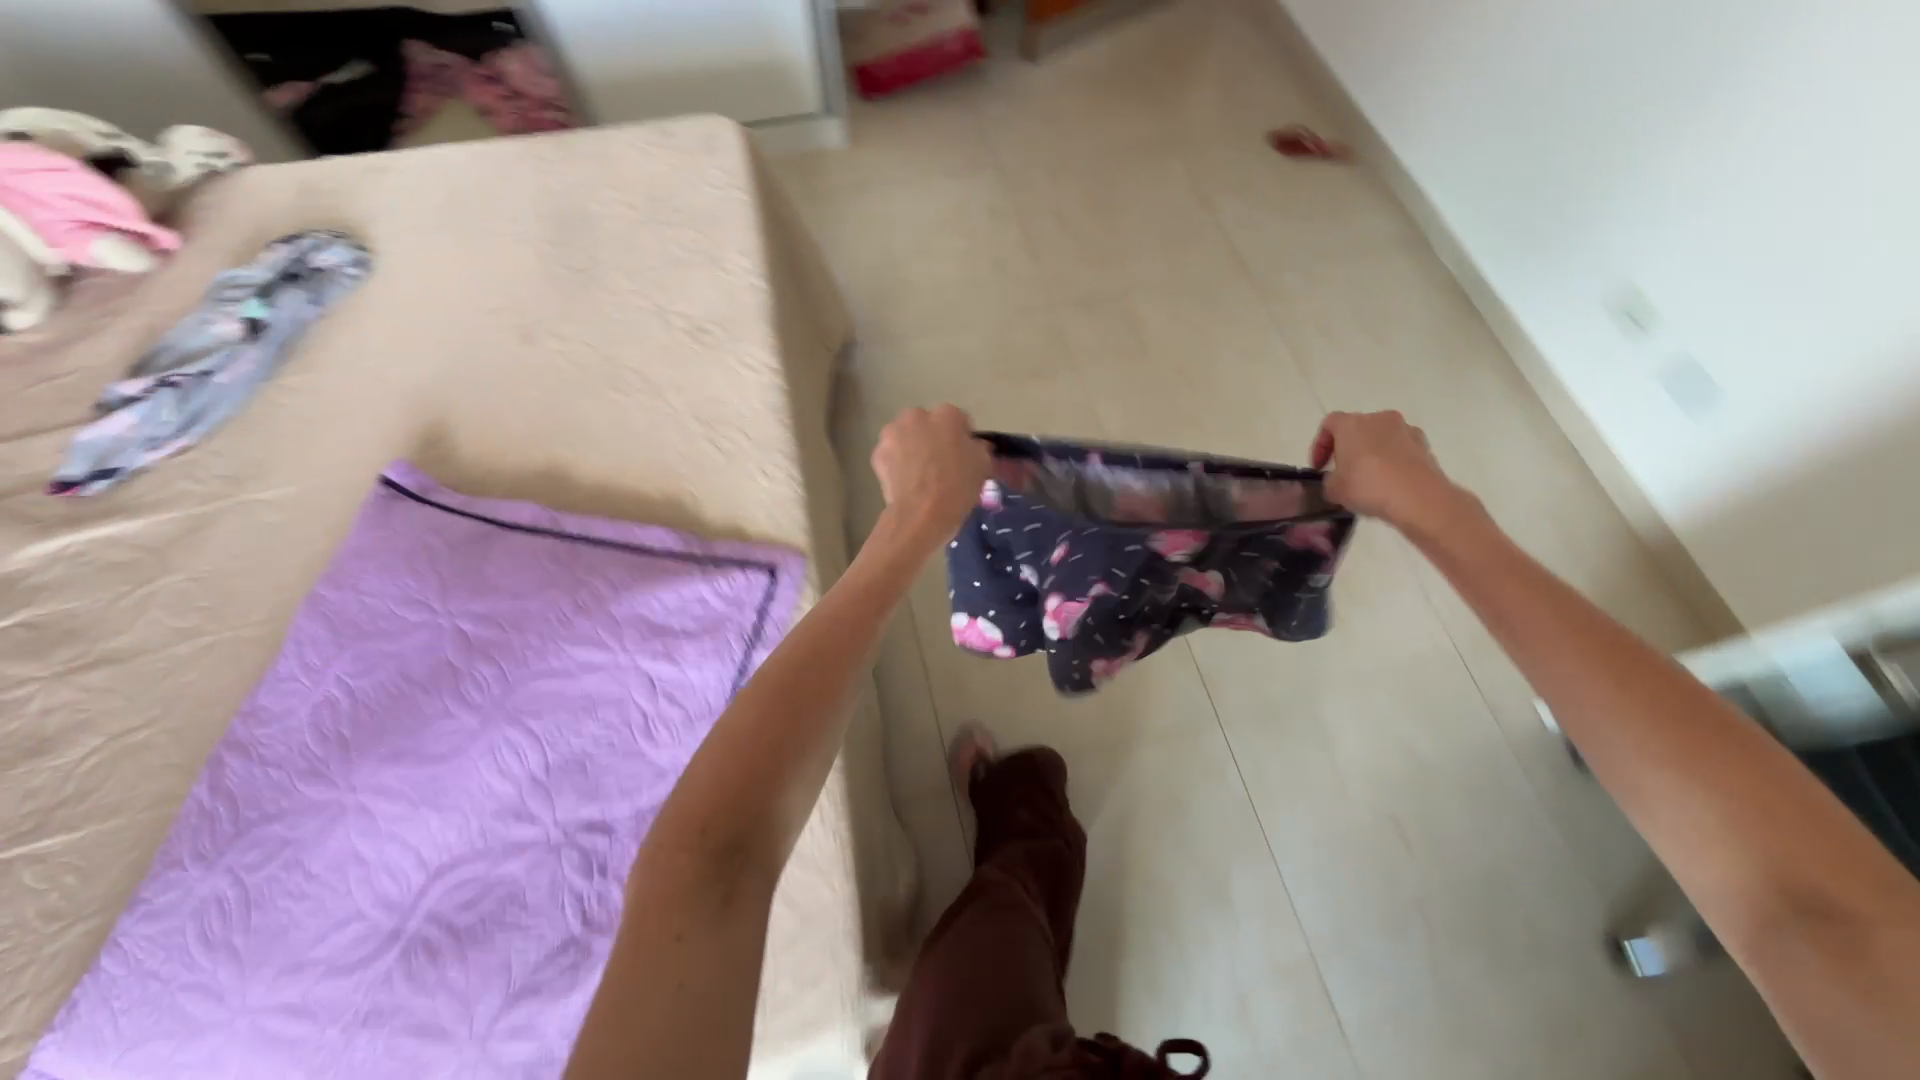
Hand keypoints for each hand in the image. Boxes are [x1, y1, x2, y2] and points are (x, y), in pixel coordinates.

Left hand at [871, 405, 992, 547]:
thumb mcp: (983, 465)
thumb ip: (979, 447)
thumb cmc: (957, 487)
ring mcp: (893, 433)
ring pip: (906, 437)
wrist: (921, 514)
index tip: (963, 457)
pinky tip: (905, 482)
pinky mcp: (877, 453)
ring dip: (912, 448)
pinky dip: (896, 463)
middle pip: (927, 424)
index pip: (958, 420)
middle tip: (940, 464)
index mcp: (947, 414)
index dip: (962, 439)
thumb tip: (973, 444)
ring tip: (919, 474)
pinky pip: (891, 455)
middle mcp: (917, 416)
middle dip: (933, 438)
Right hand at [1310, 410, 1476, 534]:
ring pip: (1381, 437)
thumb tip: (1337, 479)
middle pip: (1357, 428)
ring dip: (1372, 452)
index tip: (1319, 467)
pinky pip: (1401, 448)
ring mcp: (1405, 429)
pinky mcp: (1424, 444)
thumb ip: (1330, 479)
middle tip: (1344, 471)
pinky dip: (1394, 459)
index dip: (1320, 445)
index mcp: (1351, 424)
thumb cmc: (1368, 487)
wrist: (1417, 498)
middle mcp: (1378, 419)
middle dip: (1348, 447)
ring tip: (1370, 478)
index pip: (1329, 424)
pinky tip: (1391, 480)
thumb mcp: (1334, 489)